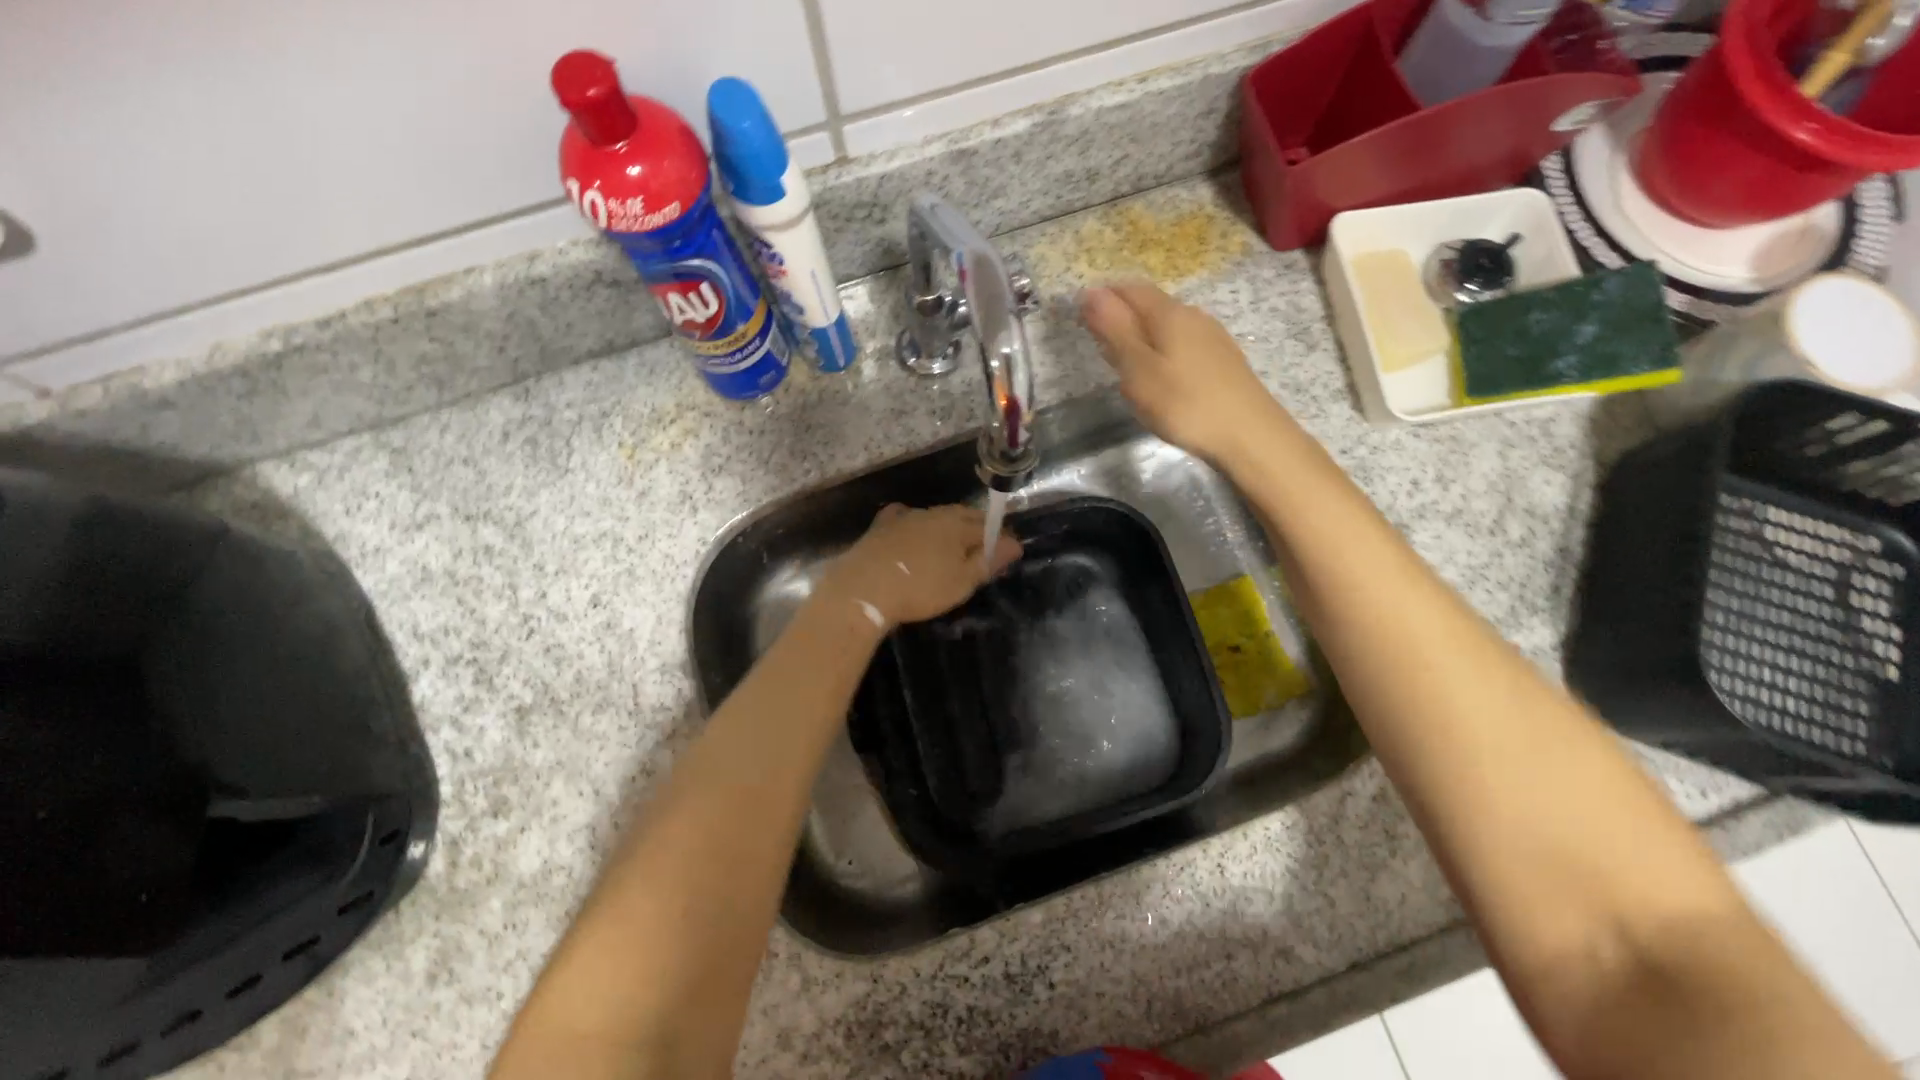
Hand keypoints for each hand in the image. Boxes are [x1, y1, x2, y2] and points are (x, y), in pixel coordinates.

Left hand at [816, 504, 1021, 631]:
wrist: (864, 589)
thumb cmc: (920, 589)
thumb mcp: (961, 582)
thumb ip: (988, 560)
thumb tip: (1015, 544)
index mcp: (958, 526)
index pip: (988, 526)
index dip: (1001, 538)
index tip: (1009, 551)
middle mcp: (934, 514)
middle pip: (963, 515)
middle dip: (977, 527)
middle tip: (984, 546)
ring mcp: (906, 517)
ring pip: (936, 516)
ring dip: (948, 526)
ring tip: (952, 543)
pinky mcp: (882, 526)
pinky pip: (905, 517)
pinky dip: (915, 523)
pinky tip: (912, 530)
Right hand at [1080, 282, 1288, 464]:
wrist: (1250, 436)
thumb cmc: (1185, 404)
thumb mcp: (1138, 369)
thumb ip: (1115, 330)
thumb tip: (1091, 291)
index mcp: (1169, 314)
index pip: (1130, 289)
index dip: (1103, 298)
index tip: (1082, 323)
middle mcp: (1193, 316)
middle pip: (1150, 306)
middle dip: (1122, 320)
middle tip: (1102, 351)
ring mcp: (1212, 338)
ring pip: (1167, 327)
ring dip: (1142, 339)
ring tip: (1127, 371)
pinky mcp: (1223, 361)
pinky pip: (1183, 346)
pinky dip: (1163, 355)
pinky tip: (1161, 382)